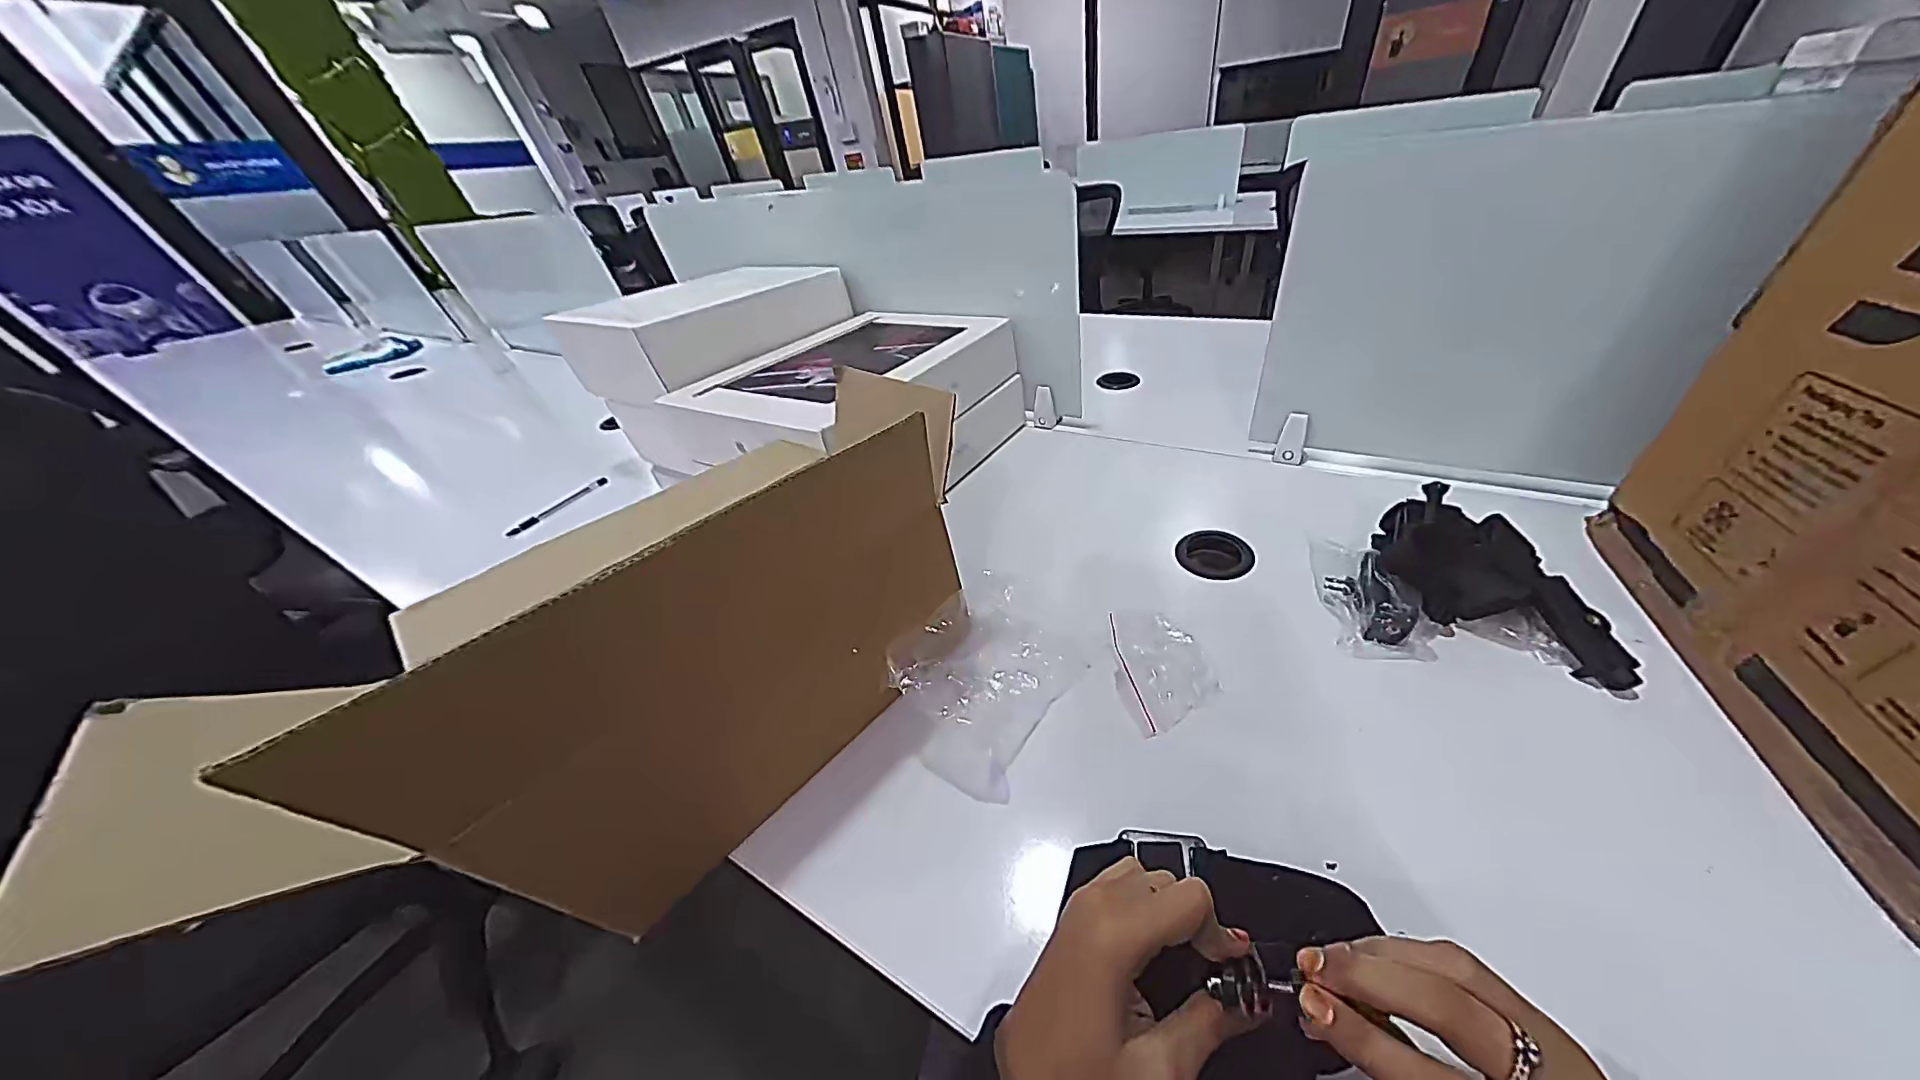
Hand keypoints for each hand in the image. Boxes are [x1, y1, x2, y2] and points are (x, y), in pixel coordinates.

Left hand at [996, 857, 1259, 1079]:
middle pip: (1163, 880)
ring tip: (1183, 964)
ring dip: (1166, 910)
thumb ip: (1209, 1022)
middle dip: (1196, 921)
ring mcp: (1071, 916)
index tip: (1233, 968)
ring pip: (1135, 876)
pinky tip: (1150, 958)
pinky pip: (1110, 892)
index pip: (1188, 894)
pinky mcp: (1065, 928)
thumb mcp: (1158, 1069)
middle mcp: (1085, 912)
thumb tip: (1247, 1000)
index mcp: (1109, 935)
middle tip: (1215, 973)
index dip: (1220, 931)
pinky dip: (1140, 909)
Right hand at [1295, 937, 1605, 1079]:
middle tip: (1311, 966)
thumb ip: (1390, 1070)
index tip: (1313, 1004)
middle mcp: (1552, 1074)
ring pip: (1458, 968)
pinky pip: (1467, 965)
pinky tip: (1376, 957)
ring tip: (1332, 956)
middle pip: (1448, 1002)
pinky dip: (1409, 953)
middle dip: (1366, 975)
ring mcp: (1553, 1042)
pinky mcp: (1541, 1019)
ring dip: (1380, 954)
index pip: (1433, 1071)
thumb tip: (1323, 1018)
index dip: (1364, 1033)